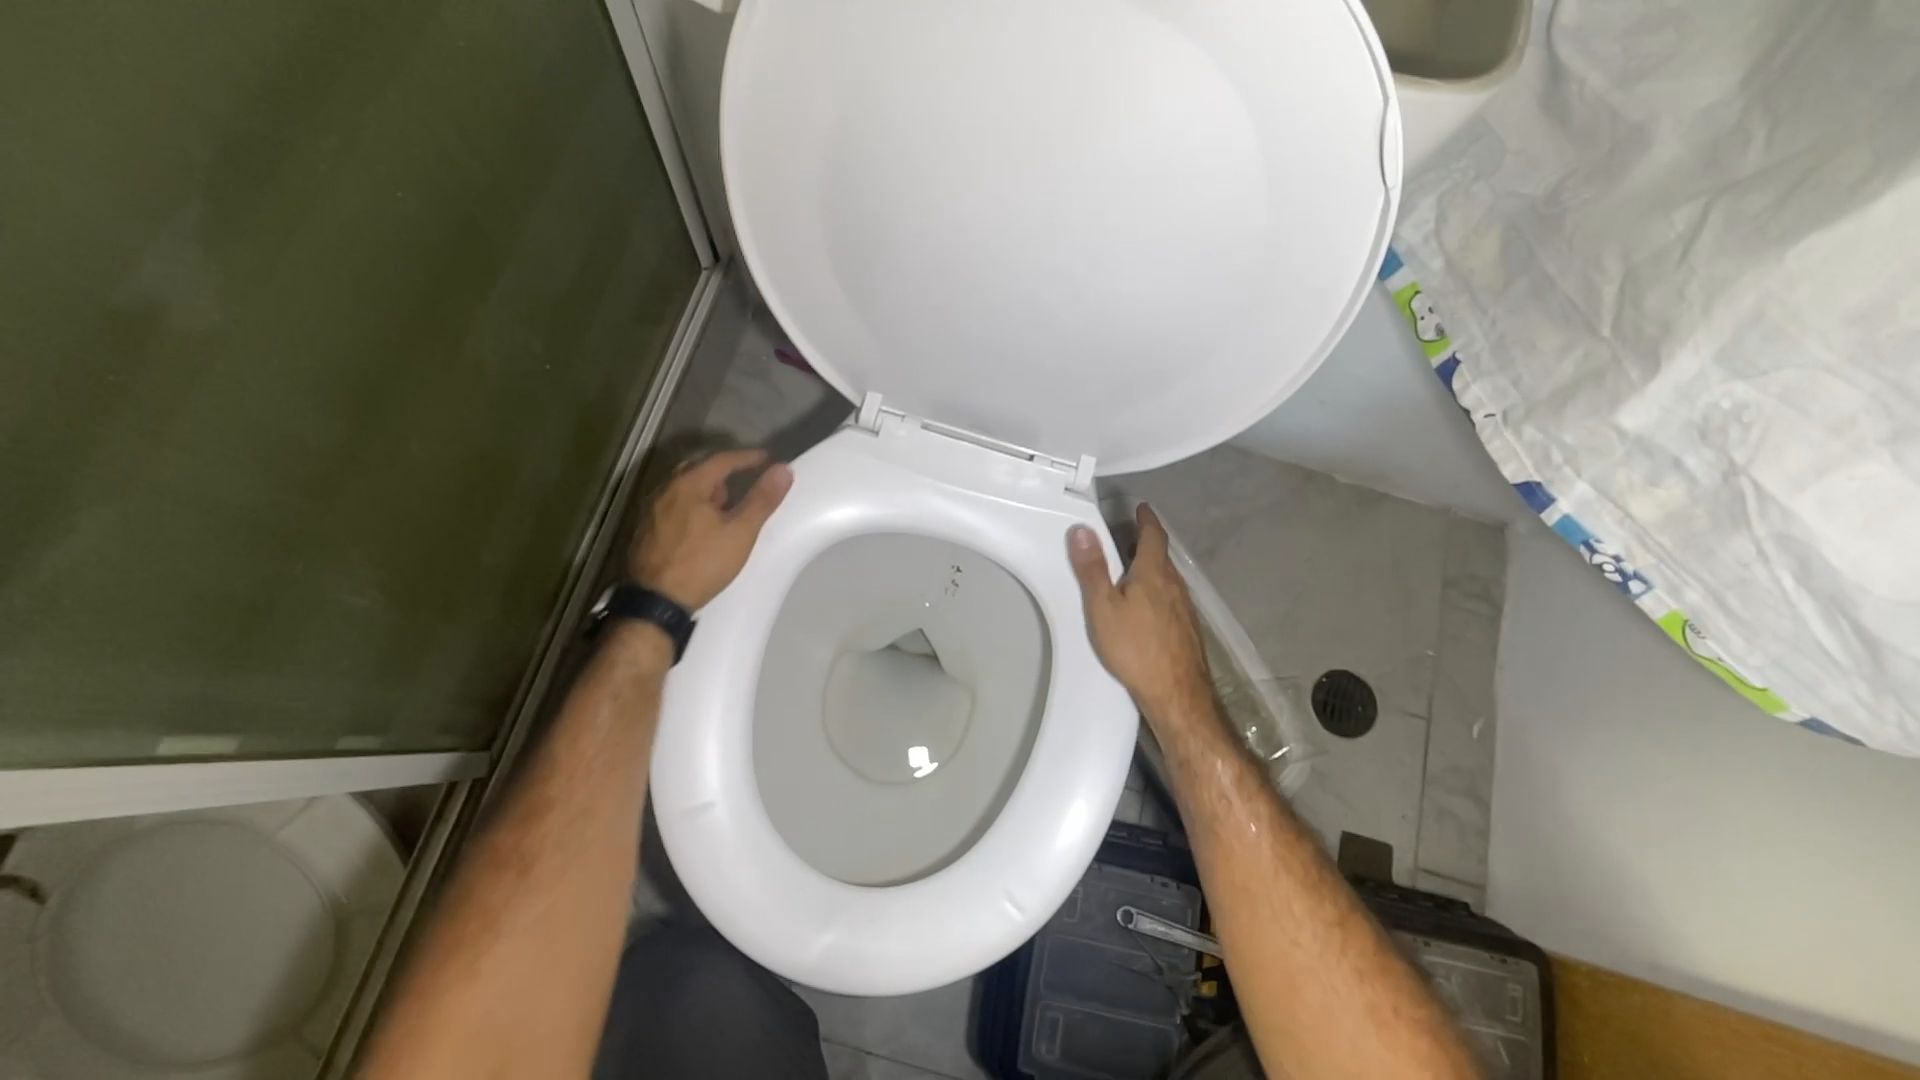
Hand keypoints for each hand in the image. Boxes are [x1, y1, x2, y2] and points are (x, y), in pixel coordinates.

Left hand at [629, 449, 792, 609]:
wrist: (657, 601)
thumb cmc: (702, 563)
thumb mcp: (740, 532)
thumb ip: (762, 499)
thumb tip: (783, 469)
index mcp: (688, 485)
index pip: (721, 460)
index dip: (746, 457)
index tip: (766, 459)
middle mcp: (665, 490)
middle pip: (697, 469)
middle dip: (722, 471)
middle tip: (742, 482)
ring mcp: (651, 510)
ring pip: (682, 488)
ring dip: (705, 489)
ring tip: (724, 506)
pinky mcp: (645, 530)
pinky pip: (671, 505)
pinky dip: (690, 505)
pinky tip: (699, 526)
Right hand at [1067, 503, 1211, 721]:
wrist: (1176, 691)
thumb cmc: (1135, 647)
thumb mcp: (1103, 608)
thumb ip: (1092, 569)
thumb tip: (1083, 530)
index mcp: (1154, 574)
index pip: (1153, 536)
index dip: (1146, 519)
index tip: (1141, 508)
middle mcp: (1175, 585)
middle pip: (1162, 556)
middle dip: (1147, 543)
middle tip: (1129, 537)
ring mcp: (1184, 608)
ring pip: (1168, 578)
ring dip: (1153, 567)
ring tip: (1134, 569)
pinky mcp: (1187, 628)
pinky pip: (1172, 598)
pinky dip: (1159, 590)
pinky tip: (1148, 607)